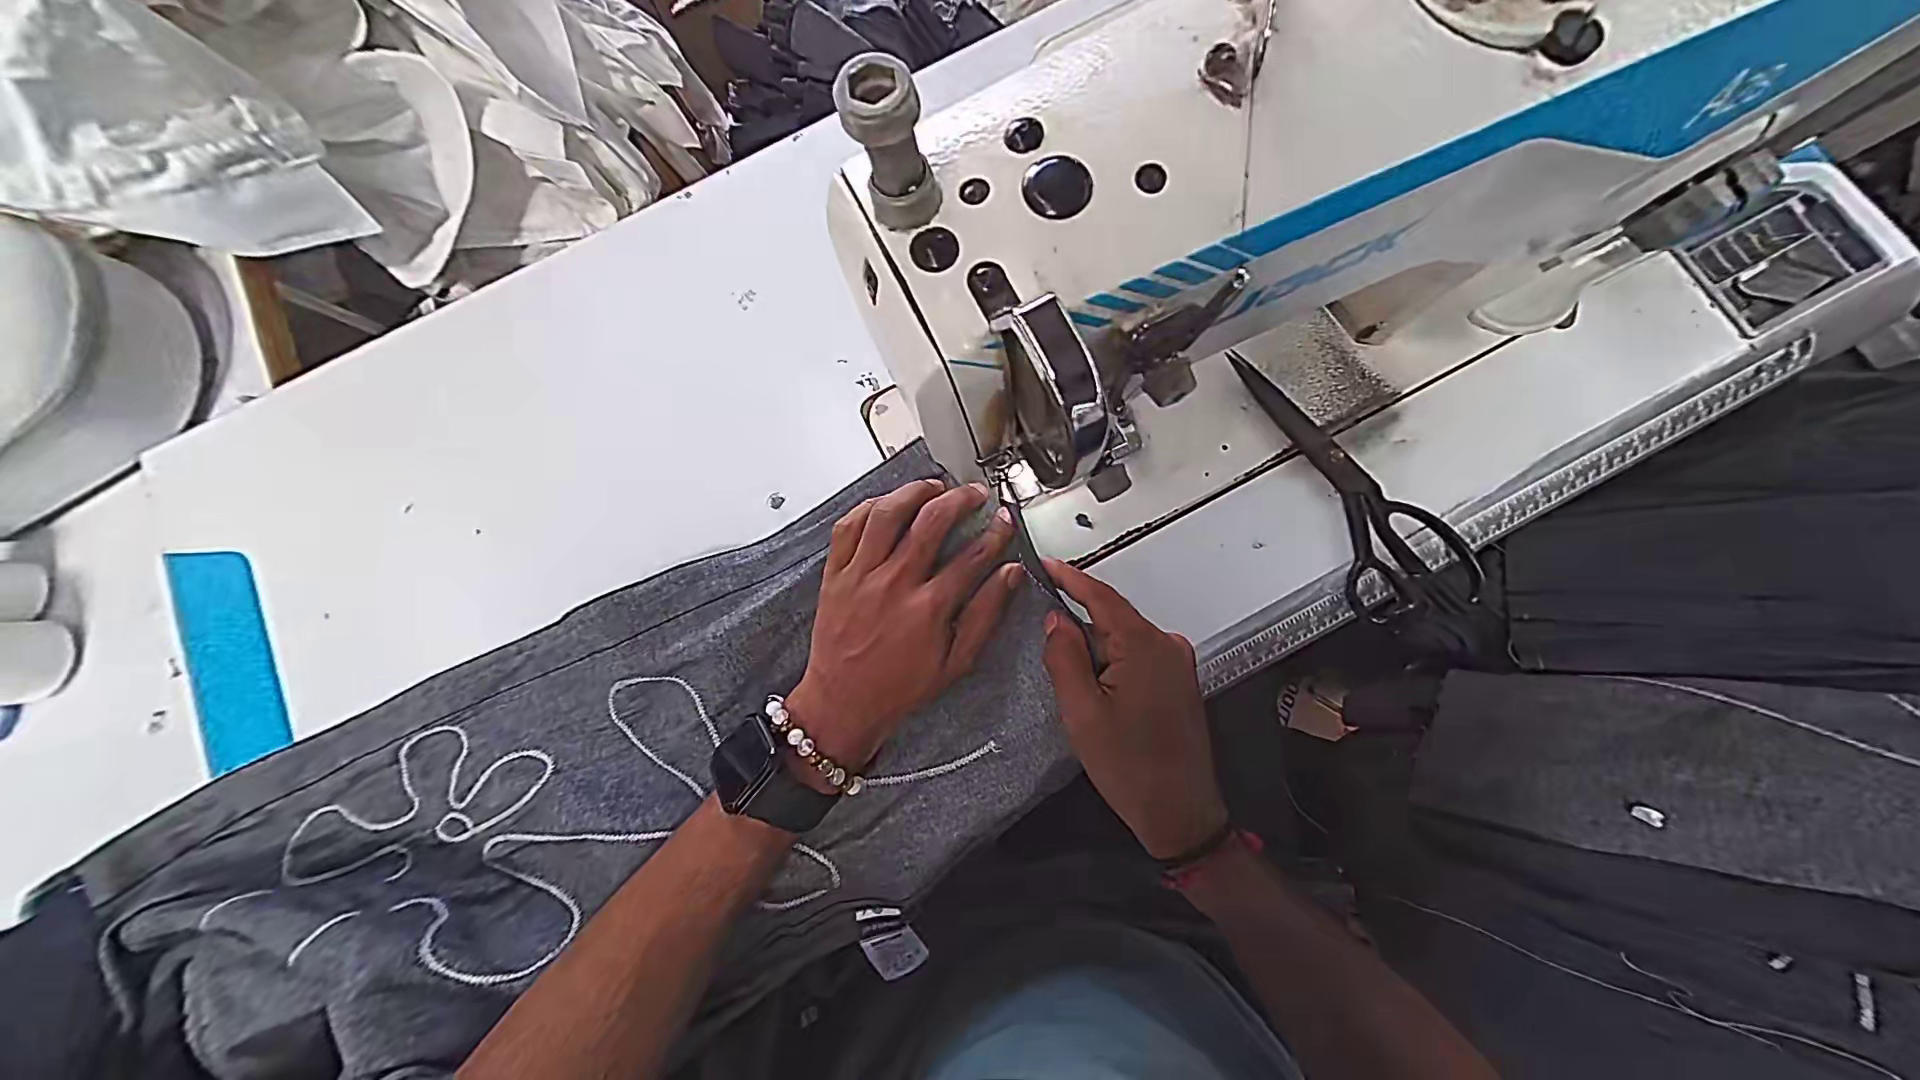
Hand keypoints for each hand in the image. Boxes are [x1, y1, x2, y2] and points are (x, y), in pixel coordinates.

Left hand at [785, 478, 1021, 774]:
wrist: (842, 703)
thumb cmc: (897, 688)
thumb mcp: (955, 662)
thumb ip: (985, 614)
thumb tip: (1009, 576)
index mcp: (927, 608)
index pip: (972, 555)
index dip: (995, 533)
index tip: (1003, 522)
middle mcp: (893, 585)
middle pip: (931, 521)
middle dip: (960, 499)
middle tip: (972, 494)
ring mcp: (860, 576)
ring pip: (887, 514)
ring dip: (914, 492)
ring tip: (932, 487)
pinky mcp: (835, 575)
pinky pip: (848, 527)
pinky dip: (868, 507)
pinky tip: (885, 504)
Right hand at [1040, 558, 1227, 860]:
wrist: (1180, 811)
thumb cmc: (1132, 767)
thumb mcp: (1081, 711)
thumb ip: (1064, 657)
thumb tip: (1056, 620)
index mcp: (1144, 646)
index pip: (1101, 596)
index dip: (1070, 578)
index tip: (1046, 565)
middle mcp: (1167, 645)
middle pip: (1112, 616)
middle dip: (1078, 623)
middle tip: (1048, 642)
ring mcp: (1177, 662)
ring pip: (1123, 637)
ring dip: (1095, 648)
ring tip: (1075, 686)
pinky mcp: (1179, 679)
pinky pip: (1137, 653)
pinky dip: (1112, 661)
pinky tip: (1097, 690)